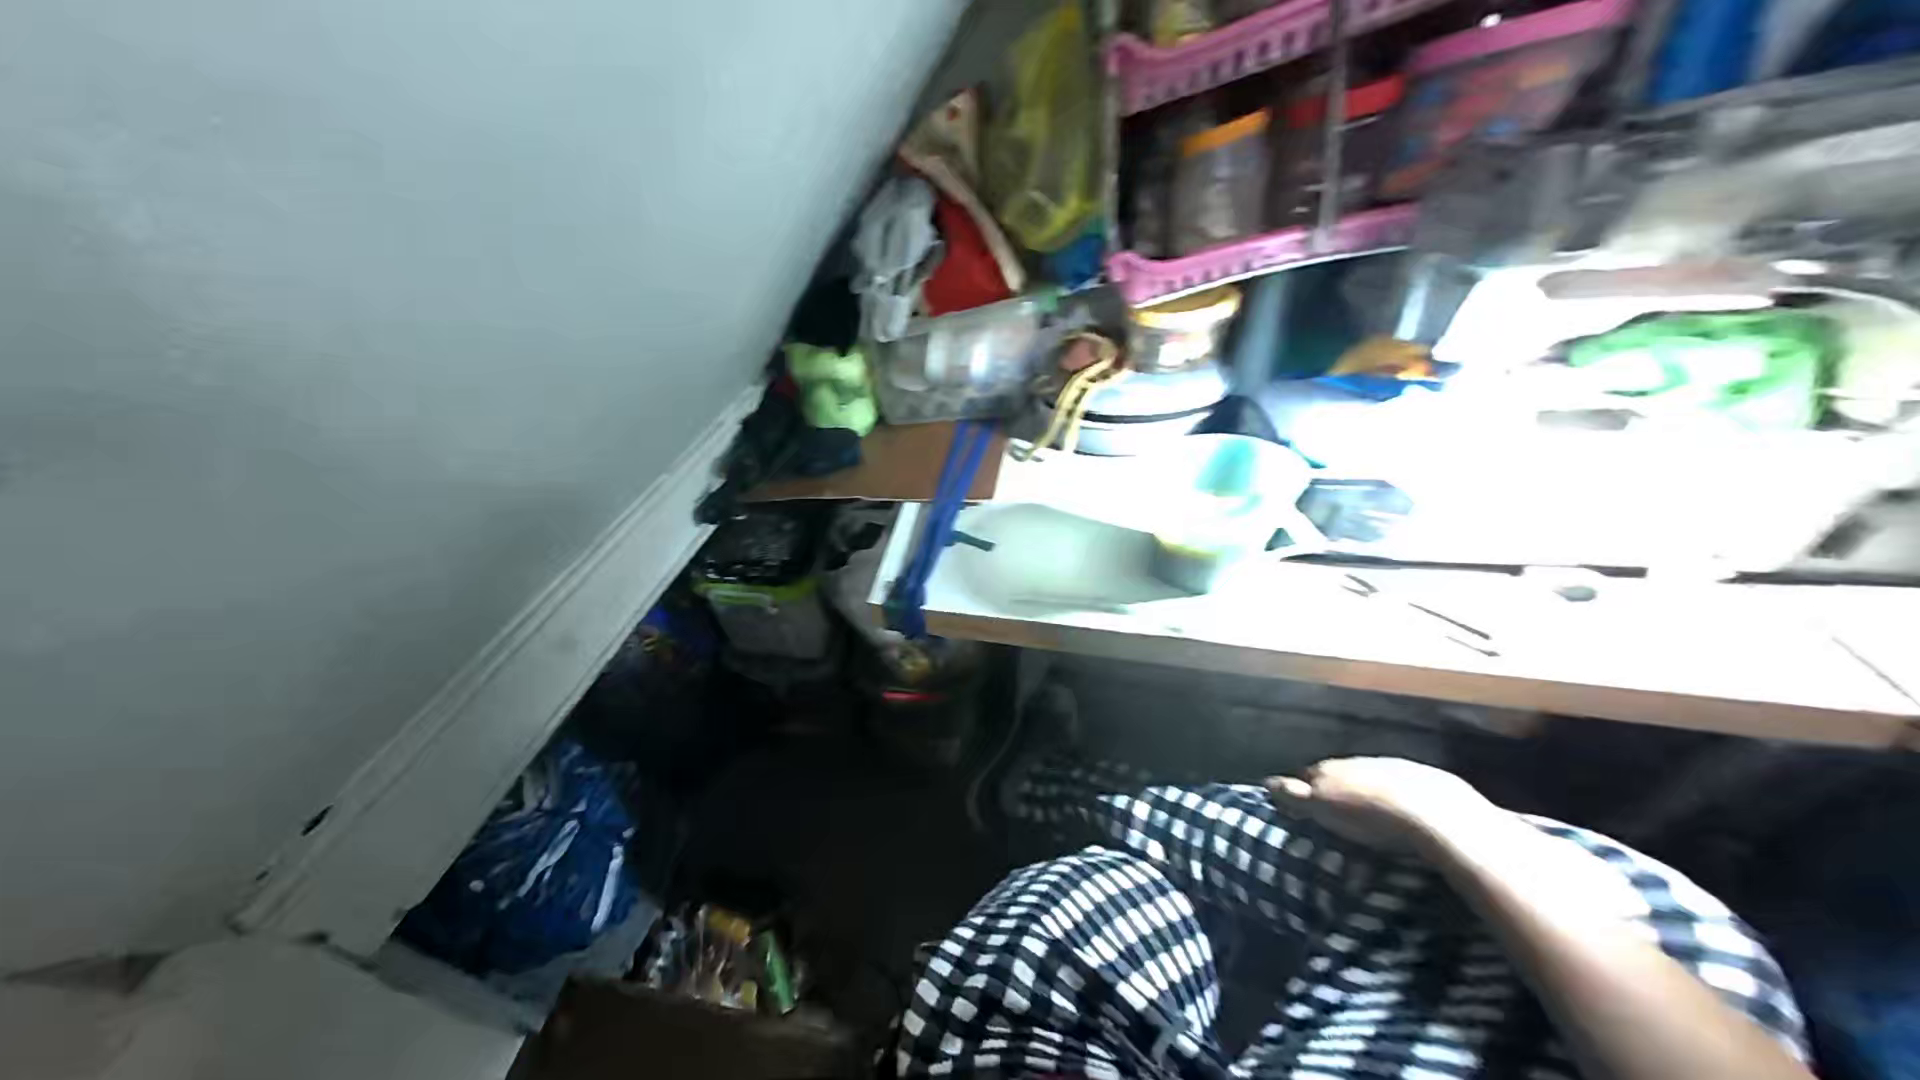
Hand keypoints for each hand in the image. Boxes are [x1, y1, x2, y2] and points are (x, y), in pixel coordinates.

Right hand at [1265, 757, 1501, 853]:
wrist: (1438, 813)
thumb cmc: (1371, 815)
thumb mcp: (1325, 807)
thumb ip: (1295, 795)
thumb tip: (1266, 781)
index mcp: (1329, 769)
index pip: (1304, 775)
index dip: (1299, 789)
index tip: (1298, 804)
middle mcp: (1355, 762)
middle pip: (1335, 773)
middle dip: (1330, 786)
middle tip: (1331, 807)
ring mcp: (1390, 767)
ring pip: (1365, 776)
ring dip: (1361, 788)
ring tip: (1364, 809)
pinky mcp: (1424, 778)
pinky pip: (1397, 784)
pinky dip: (1391, 793)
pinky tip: (1398, 809)